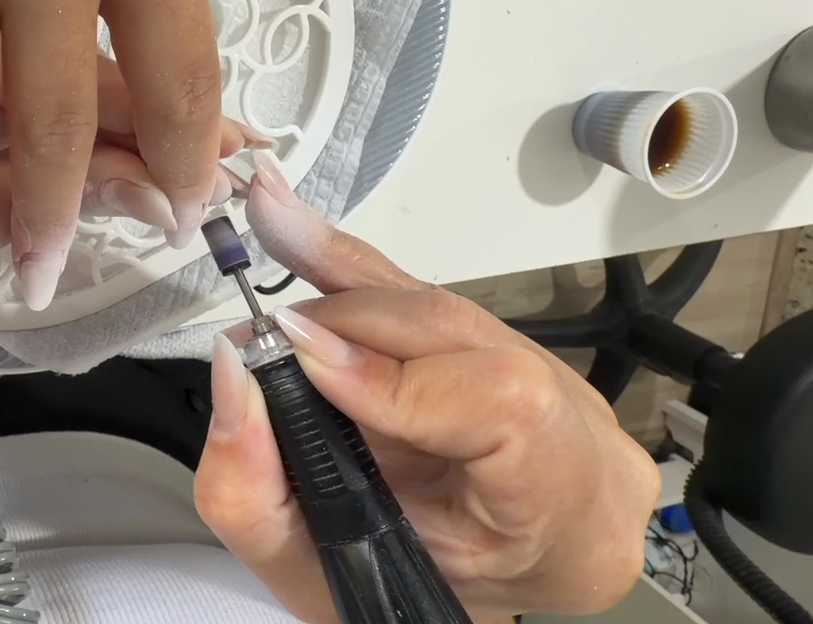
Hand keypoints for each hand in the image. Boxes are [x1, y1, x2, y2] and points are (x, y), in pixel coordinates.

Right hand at [194, 157, 657, 621]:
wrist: (427, 586)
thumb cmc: (382, 595)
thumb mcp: (300, 574)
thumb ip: (248, 486)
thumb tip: (234, 365)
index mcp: (560, 524)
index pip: (504, 408)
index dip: (395, 377)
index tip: (300, 358)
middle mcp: (578, 439)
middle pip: (457, 333)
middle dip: (342, 319)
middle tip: (260, 328)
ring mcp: (552, 382)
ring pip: (432, 301)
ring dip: (336, 278)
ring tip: (268, 225)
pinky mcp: (505, 346)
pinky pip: (420, 292)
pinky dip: (346, 264)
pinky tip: (295, 224)